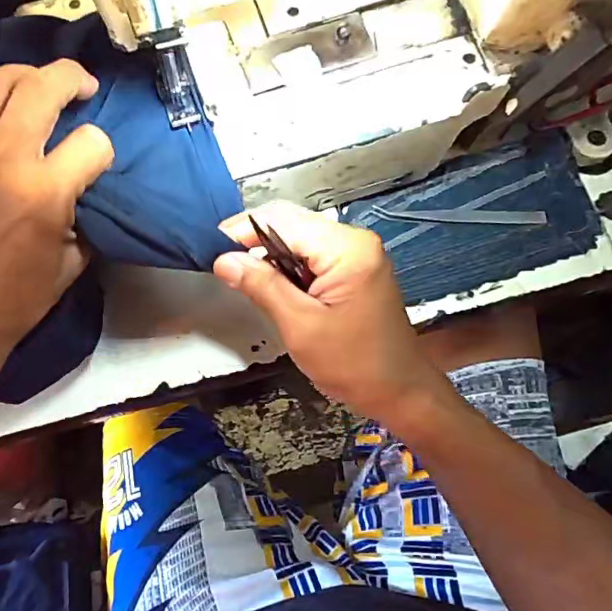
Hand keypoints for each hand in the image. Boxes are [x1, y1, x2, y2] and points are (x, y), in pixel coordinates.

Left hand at [0, 47, 114, 375]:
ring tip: (30, 82)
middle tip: (79, 87)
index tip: (97, 161)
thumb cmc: (16, 301)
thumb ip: (83, 215)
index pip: (92, 143)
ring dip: (18, 72)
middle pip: (42, 89)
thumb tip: (84, 185)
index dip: (103, 149)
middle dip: (70, 79)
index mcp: (44, 193)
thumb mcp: (71, 264)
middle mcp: (2, 160)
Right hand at [213, 202, 449, 421]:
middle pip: (291, 222)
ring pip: (299, 238)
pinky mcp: (354, 269)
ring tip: (243, 278)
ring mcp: (356, 254)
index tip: (212, 247)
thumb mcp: (300, 326)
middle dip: (254, 241)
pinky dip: (288, 266)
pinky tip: (273, 286)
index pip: (282, 219)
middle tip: (224, 265)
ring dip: (270, 255)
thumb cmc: (354, 364)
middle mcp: (354, 241)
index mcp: (346, 249)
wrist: (399, 391)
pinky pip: (312, 255)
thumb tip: (224, 260)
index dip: (243, 230)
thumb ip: (262, 286)